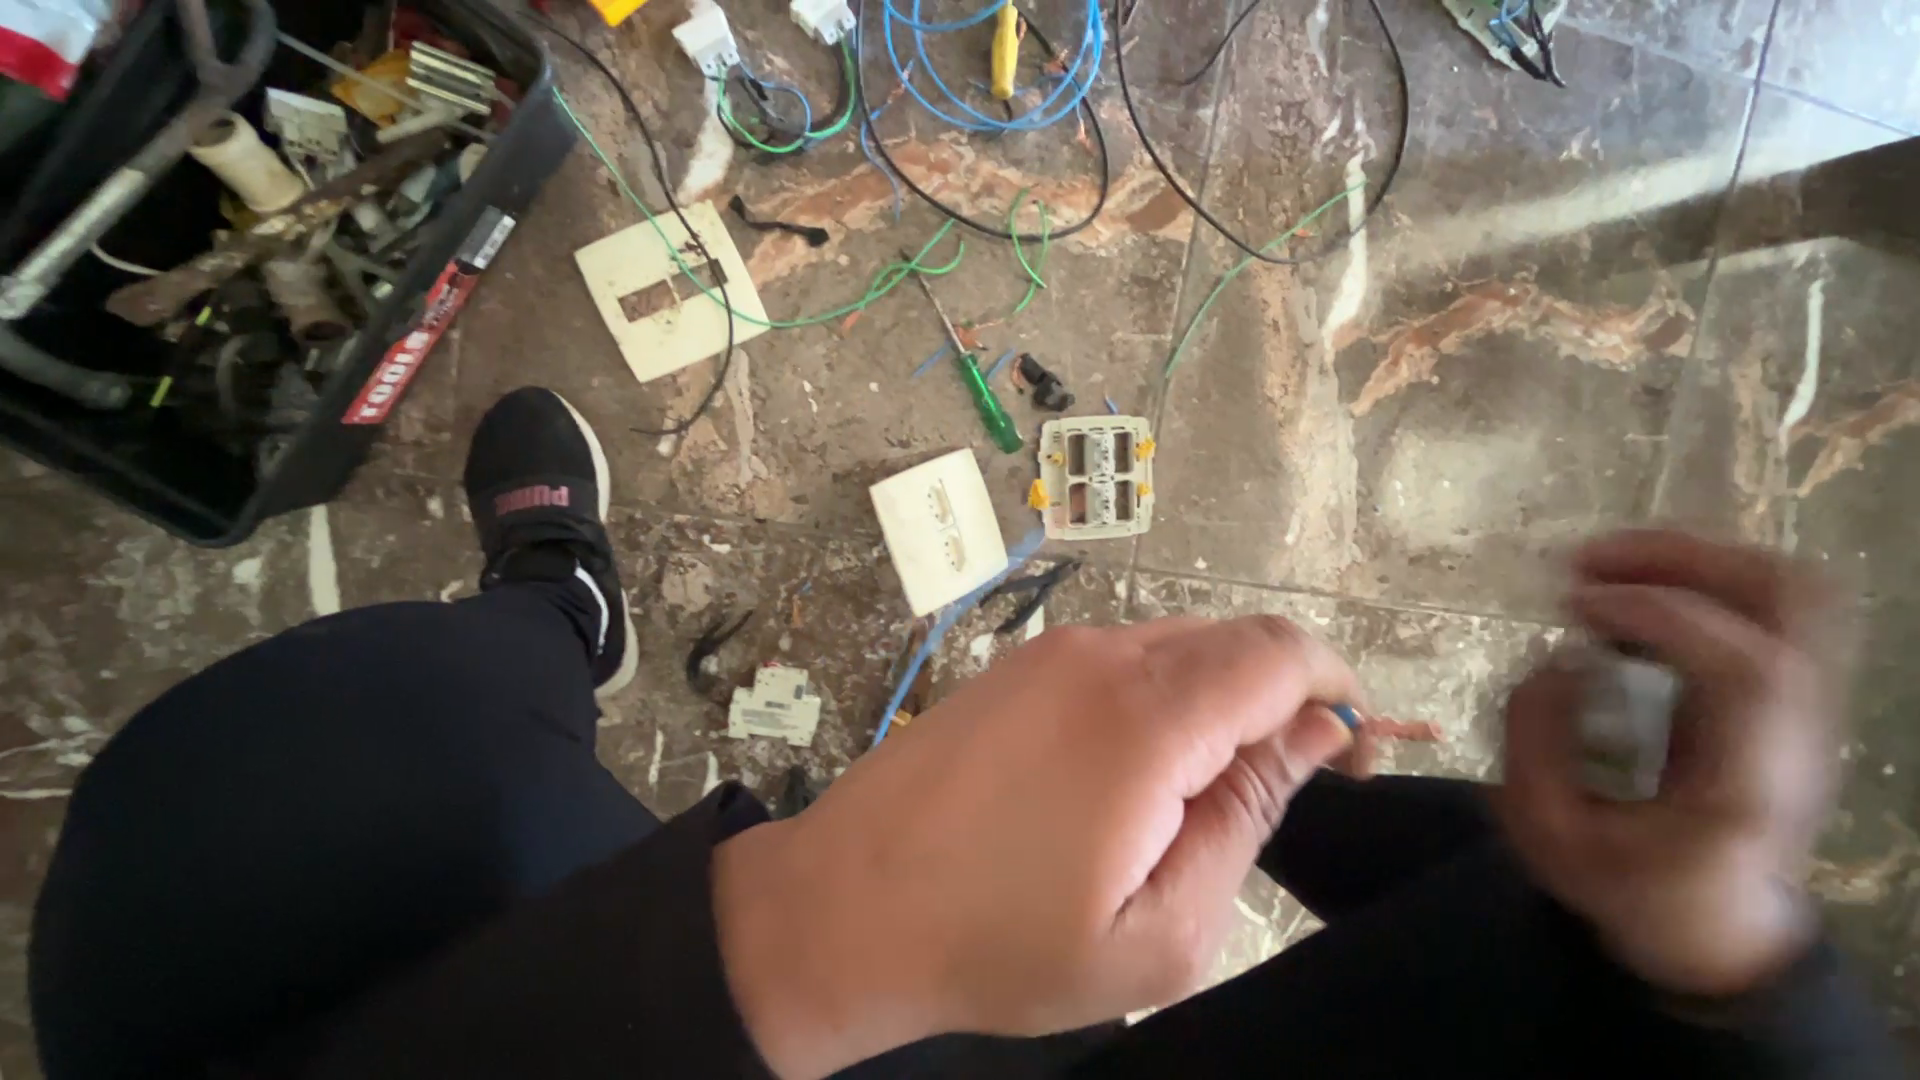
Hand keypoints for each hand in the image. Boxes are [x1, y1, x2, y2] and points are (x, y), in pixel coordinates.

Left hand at [713, 617, 1359, 1078]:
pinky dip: (1157, 698)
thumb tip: (1309, 734)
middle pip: (1231, 640)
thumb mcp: (1160, 929)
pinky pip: (1117, 660)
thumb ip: (1245, 816)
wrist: (846, 904)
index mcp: (1144, 716)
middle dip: (1281, 698)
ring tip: (1190, 798)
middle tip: (1275, 789)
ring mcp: (1047, 652)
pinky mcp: (1014, 666)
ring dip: (1215, 702)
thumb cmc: (1001, 940)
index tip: (1350, 755)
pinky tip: (1128, 774)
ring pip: (1174, 646)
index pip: (1281, 652)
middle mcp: (1097, 656)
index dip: (1337, 689)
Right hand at [1497, 530, 1849, 997]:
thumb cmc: (1626, 884)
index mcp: (1749, 781)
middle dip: (1685, 558)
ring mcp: (1801, 709)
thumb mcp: (1547, 830)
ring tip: (1600, 566)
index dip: (1659, 614)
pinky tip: (1624, 595)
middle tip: (1586, 561)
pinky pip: (1761, 606)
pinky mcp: (1779, 697)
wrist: (1709, 921)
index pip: (1747, 668)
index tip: (1572, 604)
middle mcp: (1797, 732)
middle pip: (1794, 604)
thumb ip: (1535, 743)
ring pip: (1789, 591)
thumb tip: (1553, 660)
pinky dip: (1693, 579)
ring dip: (1690, 559)